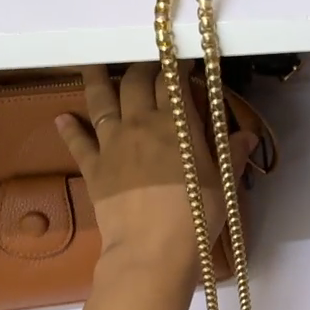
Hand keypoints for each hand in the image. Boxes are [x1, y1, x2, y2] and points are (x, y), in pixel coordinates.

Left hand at [55, 63, 220, 287]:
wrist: (152, 249)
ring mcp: (112, 143)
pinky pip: (78, 141)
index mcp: (177, 122)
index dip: (177, 66)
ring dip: (97, 79)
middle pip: (137, 81)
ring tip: (92, 64)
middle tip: (149, 65)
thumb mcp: (224, 183)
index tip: (182, 60)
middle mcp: (141, 123)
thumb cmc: (196, 214)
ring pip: (101, 100)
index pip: (173, 80)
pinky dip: (69, 128)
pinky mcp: (93, 167)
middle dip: (143, 67)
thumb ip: (232, 154)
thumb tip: (247, 136)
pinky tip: (62, 117)